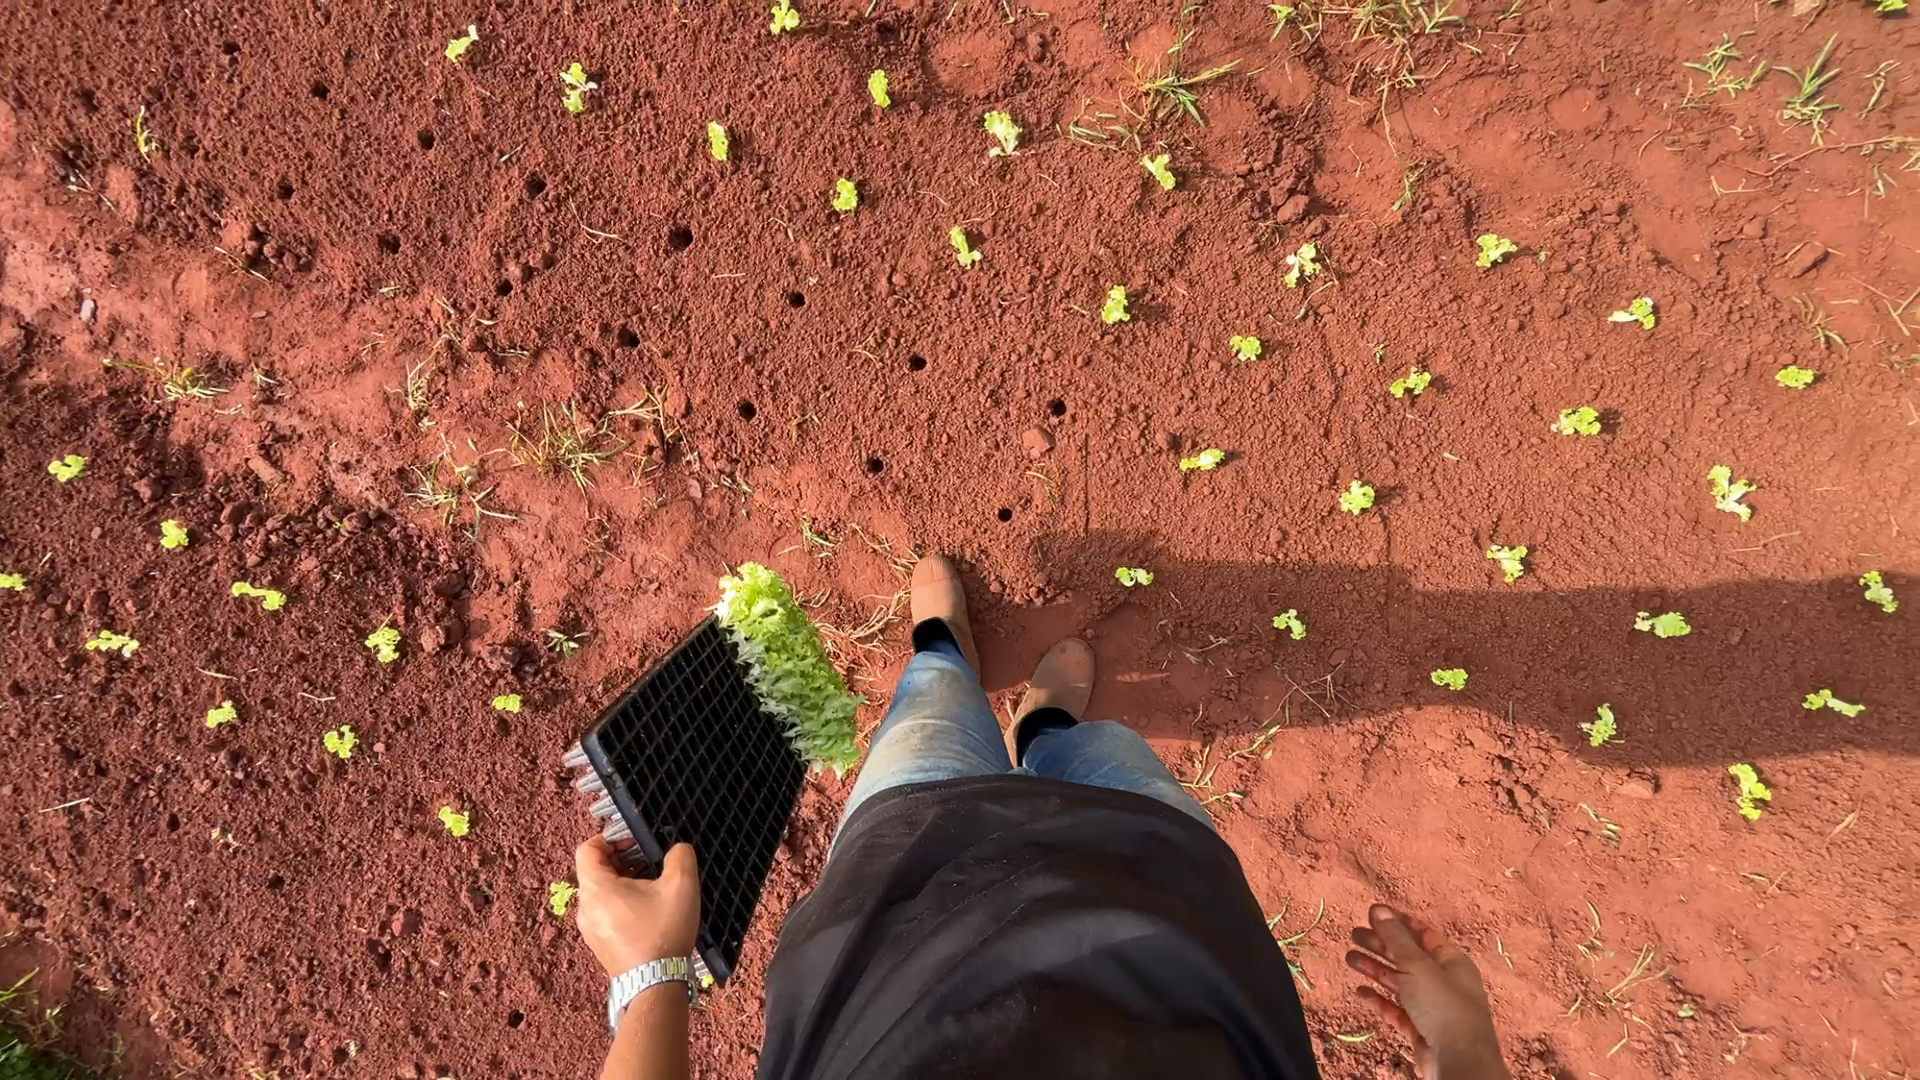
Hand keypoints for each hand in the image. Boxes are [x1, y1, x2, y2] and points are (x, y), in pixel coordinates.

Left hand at [573, 835, 700, 976]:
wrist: (655, 985)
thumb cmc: (663, 931)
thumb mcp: (682, 883)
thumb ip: (679, 854)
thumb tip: (674, 850)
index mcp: (597, 889)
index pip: (587, 848)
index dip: (611, 837)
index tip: (637, 842)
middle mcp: (586, 907)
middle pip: (596, 868)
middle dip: (623, 857)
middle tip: (651, 861)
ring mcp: (590, 927)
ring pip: (602, 889)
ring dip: (626, 878)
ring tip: (655, 883)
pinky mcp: (600, 941)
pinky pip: (606, 908)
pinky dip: (624, 898)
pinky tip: (650, 906)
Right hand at [1345, 904, 1510, 1079]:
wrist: (1459, 1063)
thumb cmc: (1442, 1005)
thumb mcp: (1416, 965)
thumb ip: (1395, 937)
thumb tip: (1378, 908)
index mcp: (1450, 962)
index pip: (1422, 934)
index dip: (1398, 922)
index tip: (1371, 912)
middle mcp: (1442, 981)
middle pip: (1406, 956)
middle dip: (1379, 944)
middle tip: (1353, 934)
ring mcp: (1431, 1006)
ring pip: (1398, 981)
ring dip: (1374, 968)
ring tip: (1349, 958)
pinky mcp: (1419, 1028)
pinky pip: (1395, 1008)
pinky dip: (1378, 998)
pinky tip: (1360, 991)